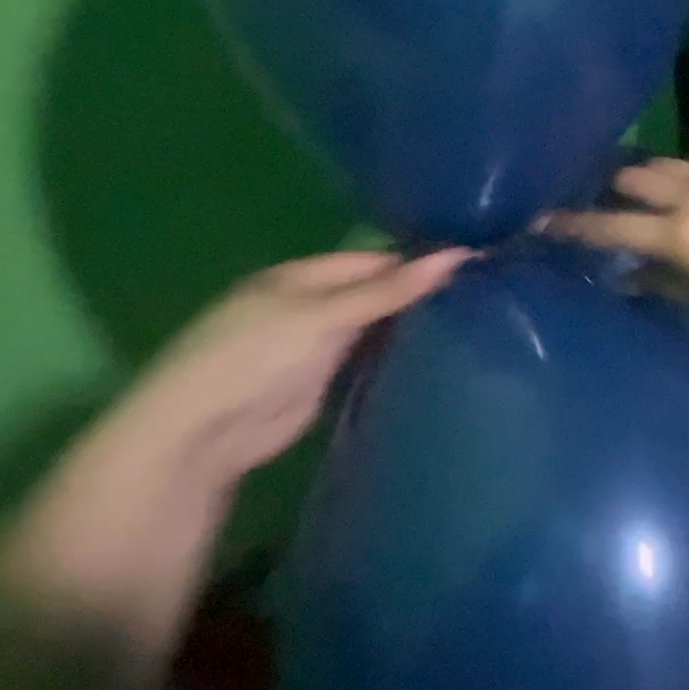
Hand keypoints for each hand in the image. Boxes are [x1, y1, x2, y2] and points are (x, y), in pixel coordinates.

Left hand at [120, 248, 470, 483]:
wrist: (204, 435)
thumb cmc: (254, 357)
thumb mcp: (325, 315)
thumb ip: (390, 289)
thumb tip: (458, 254)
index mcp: (302, 276)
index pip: (375, 260)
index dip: (420, 262)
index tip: (474, 267)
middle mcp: (312, 305)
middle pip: (379, 291)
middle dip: (422, 293)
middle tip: (484, 294)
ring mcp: (319, 343)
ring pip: (379, 325)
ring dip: (415, 324)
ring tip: (478, 319)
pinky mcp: (328, 378)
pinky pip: (374, 356)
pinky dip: (402, 353)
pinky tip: (443, 351)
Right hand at [544, 156, 688, 312]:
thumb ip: (664, 285)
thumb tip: (627, 277)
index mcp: (676, 235)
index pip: (610, 227)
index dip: (571, 225)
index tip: (539, 220)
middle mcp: (688, 196)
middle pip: (631, 179)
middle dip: (608, 186)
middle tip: (598, 196)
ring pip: (663, 163)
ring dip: (645, 173)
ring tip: (638, 184)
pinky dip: (684, 169)